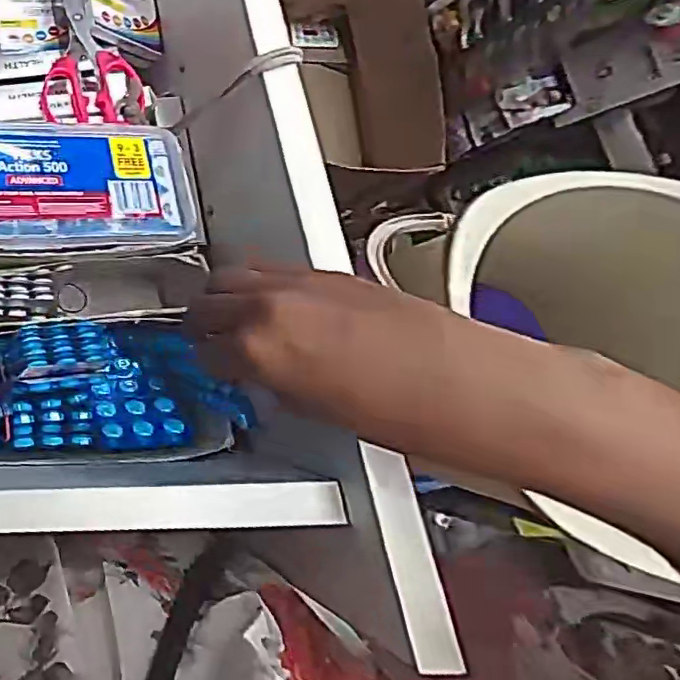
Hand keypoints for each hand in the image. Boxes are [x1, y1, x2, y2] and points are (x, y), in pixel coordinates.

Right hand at [183, 263, 572, 464]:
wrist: (478, 387)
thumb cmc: (410, 412)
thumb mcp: (316, 411)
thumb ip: (273, 383)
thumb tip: (260, 374)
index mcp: (259, 349)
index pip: (207, 351)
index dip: (206, 364)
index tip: (212, 369)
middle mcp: (271, 307)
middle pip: (207, 303)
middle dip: (201, 324)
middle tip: (205, 340)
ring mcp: (299, 283)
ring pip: (230, 275)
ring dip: (221, 295)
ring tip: (227, 314)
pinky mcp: (328, 272)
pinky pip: (270, 268)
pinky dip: (257, 281)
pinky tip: (270, 301)